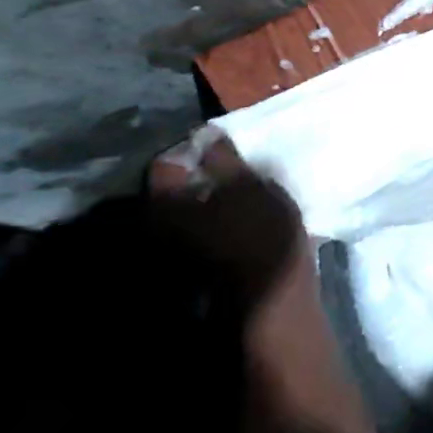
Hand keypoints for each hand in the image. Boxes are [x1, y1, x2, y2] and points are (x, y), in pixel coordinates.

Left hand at [147, 133, 311, 311]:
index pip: (169, 161)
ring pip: (191, 209)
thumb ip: (226, 159)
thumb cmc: (262, 236)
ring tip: (247, 193)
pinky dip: (220, 218)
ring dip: (215, 198)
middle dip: (205, 175)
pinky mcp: (197, 265)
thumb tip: (208, 134)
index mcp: (167, 203)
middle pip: (178, 187)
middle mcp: (159, 225)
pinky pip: (203, 229)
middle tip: (239, 168)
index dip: (197, 149)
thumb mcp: (252, 187)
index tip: (227, 149)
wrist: (273, 298)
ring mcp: (175, 250)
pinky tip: (246, 218)